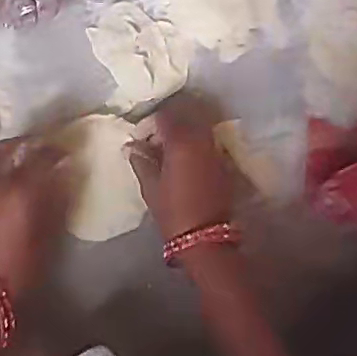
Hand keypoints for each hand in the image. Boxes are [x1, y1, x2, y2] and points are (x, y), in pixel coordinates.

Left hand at [0, 136, 68, 298]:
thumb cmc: (16, 274)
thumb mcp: (46, 239)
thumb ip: (56, 202)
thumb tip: (64, 177)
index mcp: (20, 188)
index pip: (43, 156)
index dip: (58, 150)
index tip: (69, 150)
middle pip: (15, 147)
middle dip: (33, 143)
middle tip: (48, 147)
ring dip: (10, 148)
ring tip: (23, 154)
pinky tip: (1, 175)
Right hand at [126, 100, 232, 239]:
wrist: (206, 239)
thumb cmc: (173, 212)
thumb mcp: (151, 187)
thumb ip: (141, 161)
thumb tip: (131, 145)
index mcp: (180, 141)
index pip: (165, 116)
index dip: (151, 122)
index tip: (142, 136)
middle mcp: (200, 138)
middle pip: (185, 116)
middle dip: (169, 123)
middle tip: (155, 140)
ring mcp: (215, 149)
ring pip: (198, 127)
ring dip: (184, 132)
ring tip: (170, 149)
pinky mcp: (224, 162)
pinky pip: (208, 141)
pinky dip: (197, 143)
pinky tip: (187, 159)